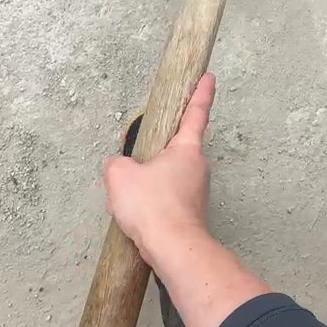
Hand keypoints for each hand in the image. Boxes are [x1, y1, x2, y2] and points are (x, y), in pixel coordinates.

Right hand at [104, 72, 270, 326]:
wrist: (173, 248)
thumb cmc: (153, 207)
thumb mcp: (119, 176)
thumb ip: (118, 164)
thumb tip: (122, 170)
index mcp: (186, 149)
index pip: (195, 113)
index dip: (201, 93)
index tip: (208, 77)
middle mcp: (198, 168)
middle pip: (174, 152)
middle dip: (153, 158)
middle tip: (135, 170)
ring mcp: (197, 192)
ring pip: (168, 179)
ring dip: (149, 187)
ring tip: (133, 203)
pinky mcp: (191, 213)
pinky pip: (167, 201)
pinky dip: (152, 207)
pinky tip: (139, 219)